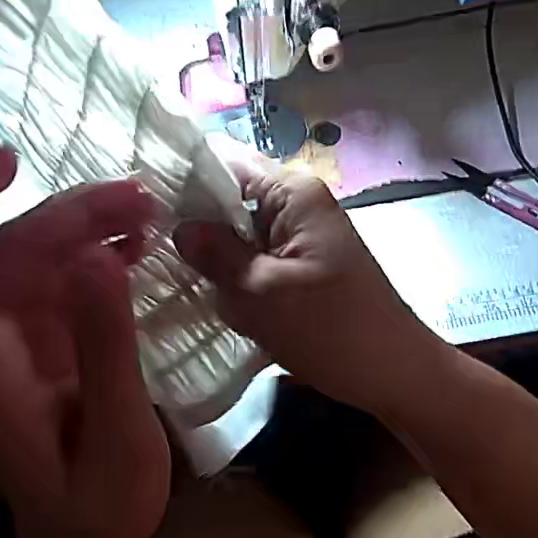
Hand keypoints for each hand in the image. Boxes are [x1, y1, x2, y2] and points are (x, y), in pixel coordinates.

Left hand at [0, 147, 170, 537]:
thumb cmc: (92, 509)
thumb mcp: (115, 435)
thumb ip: (104, 348)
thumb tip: (98, 256)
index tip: (5, 166)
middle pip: (6, 247)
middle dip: (69, 212)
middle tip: (142, 201)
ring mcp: (13, 336)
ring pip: (37, 254)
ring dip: (90, 224)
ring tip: (149, 214)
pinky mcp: (43, 339)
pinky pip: (61, 278)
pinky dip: (96, 252)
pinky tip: (136, 247)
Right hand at [173, 158, 451, 413]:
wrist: (395, 375)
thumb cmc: (334, 330)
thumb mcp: (264, 292)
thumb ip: (217, 255)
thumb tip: (179, 229)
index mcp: (293, 194)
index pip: (225, 162)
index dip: (183, 178)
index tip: (142, 205)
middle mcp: (295, 205)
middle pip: (227, 198)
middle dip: (195, 225)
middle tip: (149, 250)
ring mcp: (296, 237)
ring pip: (235, 234)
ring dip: (213, 259)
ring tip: (176, 279)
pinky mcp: (296, 267)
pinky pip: (251, 261)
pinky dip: (232, 278)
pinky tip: (212, 298)